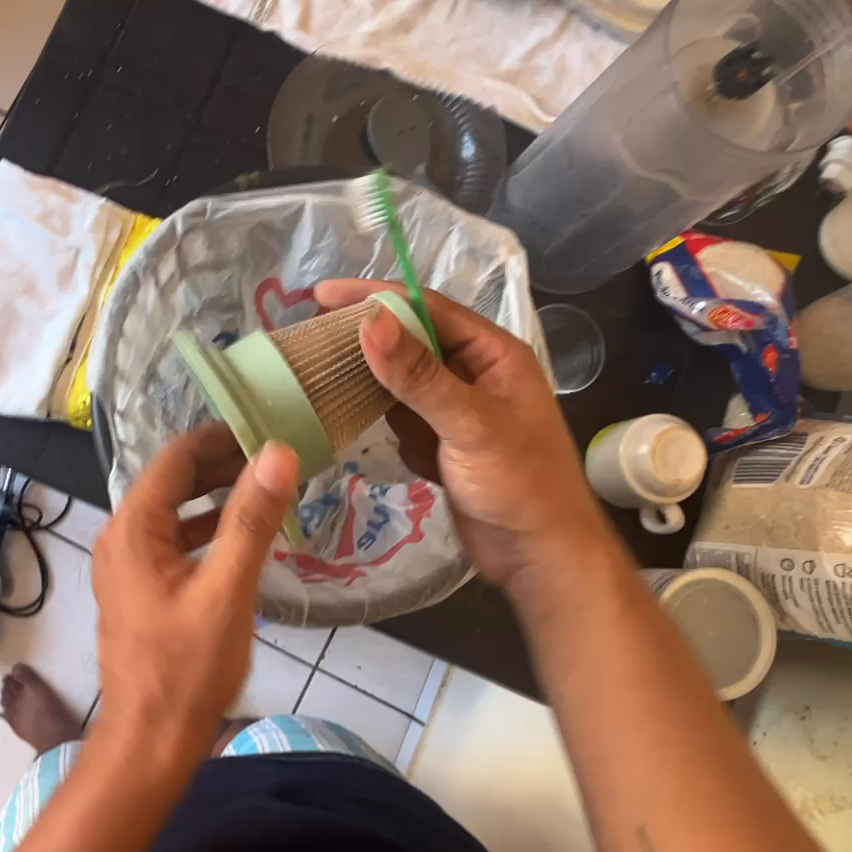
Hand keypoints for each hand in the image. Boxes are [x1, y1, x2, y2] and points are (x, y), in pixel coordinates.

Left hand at [91, 424, 297, 759]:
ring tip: (268, 491)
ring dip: (217, 499)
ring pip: (174, 514)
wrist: (150, 740)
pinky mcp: (139, 590)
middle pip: (173, 482)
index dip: (220, 437)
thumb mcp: (226, 591)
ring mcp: (127, 566)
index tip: (266, 429)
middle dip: (222, 466)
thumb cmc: (187, 669)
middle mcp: (121, 538)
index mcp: (134, 528)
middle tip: (276, 458)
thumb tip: (277, 453)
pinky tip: (242, 539)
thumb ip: (251, 520)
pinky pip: (174, 544)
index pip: (176, 458)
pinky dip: (207, 532)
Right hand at [314, 279, 615, 589]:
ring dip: (368, 380)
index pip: (427, 309)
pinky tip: (352, 419)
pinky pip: (401, 419)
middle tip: (312, 334)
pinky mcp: (442, 444)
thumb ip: (418, 375)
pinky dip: (381, 419)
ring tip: (321, 375)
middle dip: (367, 338)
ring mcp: (456, 411)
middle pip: (411, 341)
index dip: (375, 297)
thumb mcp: (469, 424)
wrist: (539, 555)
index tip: (322, 296)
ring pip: (401, 383)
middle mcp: (474, 375)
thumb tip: (369, 322)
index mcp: (493, 354)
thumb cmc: (520, 484)